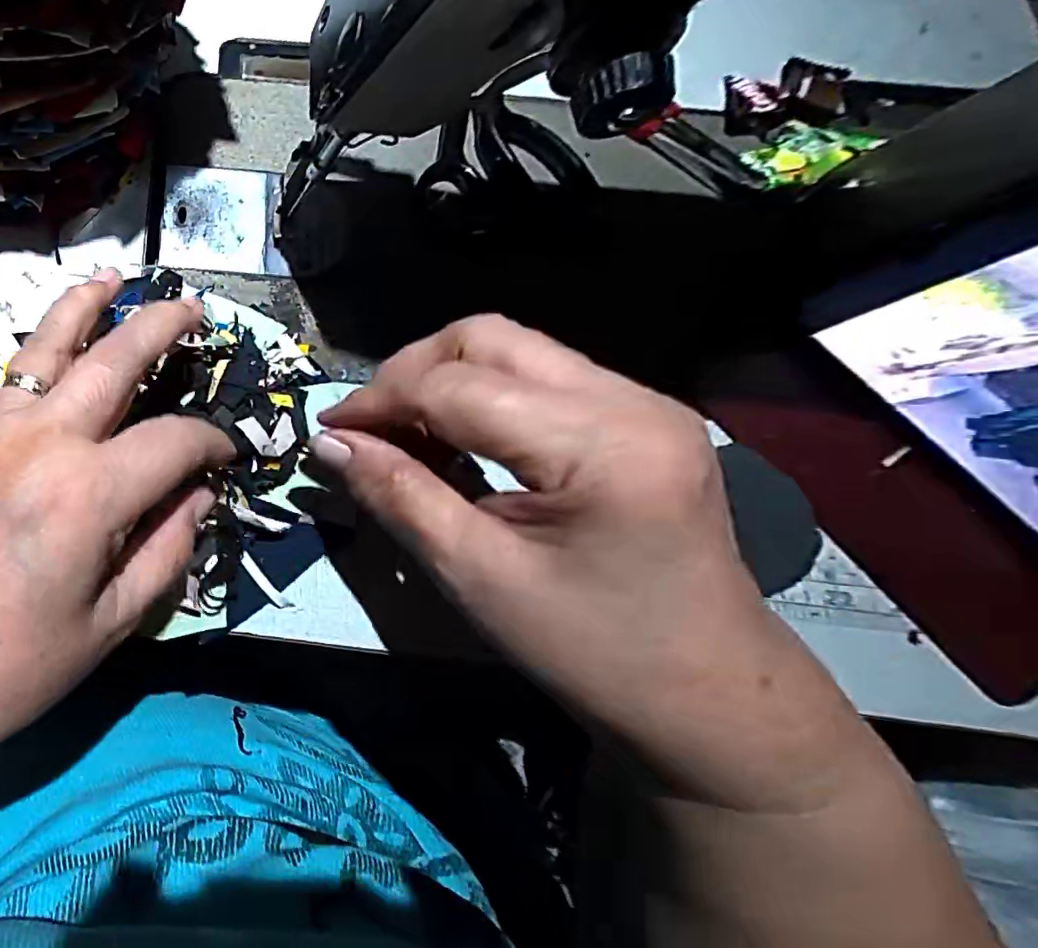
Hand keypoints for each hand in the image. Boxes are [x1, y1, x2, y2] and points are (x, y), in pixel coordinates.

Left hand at [0, 272, 232, 797]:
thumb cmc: (14, 665)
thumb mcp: (113, 622)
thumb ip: (166, 548)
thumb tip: (199, 496)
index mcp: (90, 492)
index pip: (174, 442)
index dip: (211, 445)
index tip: (226, 458)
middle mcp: (42, 444)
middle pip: (113, 362)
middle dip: (161, 327)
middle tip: (191, 309)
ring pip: (38, 350)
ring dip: (78, 307)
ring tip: (109, 278)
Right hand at [311, 316, 871, 813]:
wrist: (708, 700)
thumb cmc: (589, 651)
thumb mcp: (476, 575)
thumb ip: (398, 495)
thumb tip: (330, 443)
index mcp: (600, 444)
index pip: (457, 386)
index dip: (379, 400)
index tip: (329, 432)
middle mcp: (630, 400)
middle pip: (487, 338)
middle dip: (409, 372)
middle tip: (366, 426)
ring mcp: (642, 402)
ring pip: (512, 349)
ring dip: (442, 380)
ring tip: (402, 433)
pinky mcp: (638, 417)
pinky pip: (538, 377)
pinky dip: (480, 396)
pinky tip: (456, 440)